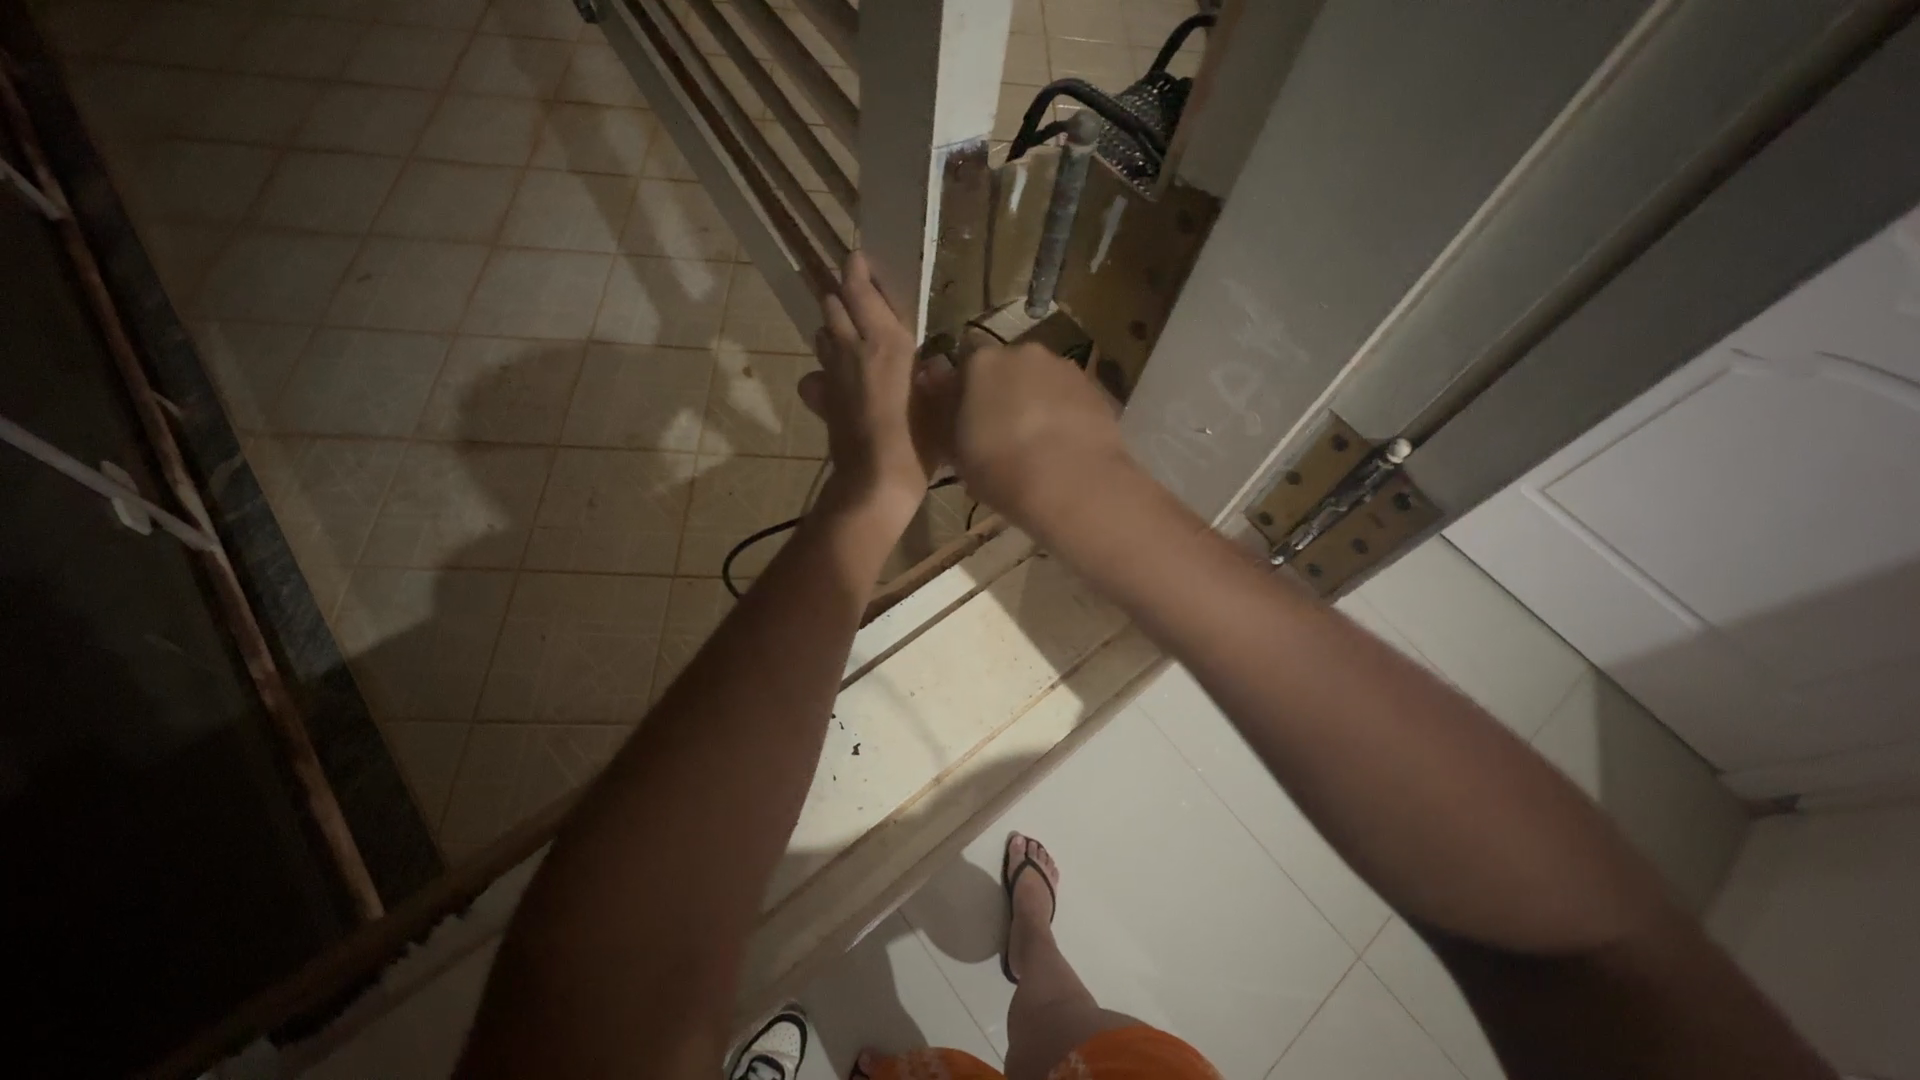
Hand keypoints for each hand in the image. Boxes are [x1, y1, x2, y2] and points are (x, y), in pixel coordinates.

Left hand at [799, 252, 953, 518]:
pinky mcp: (823, 400)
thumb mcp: (941, 404)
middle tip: (857, 294)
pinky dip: (823, 372)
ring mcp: (832, 374)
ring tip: (850, 334)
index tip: (858, 258)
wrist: (877, 481)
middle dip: (842, 296)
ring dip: (832, 329)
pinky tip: (835, 382)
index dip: (857, 271)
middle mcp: (853, 349)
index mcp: (887, 342)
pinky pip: (816, 374)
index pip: (862, 292)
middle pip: (833, 306)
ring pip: (822, 335)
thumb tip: (931, 365)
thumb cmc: (919, 441)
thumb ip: (935, 378)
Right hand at [949, 341, 1130, 524]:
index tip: (962, 423)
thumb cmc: (1001, 467)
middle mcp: (1023, 352)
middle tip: (998, 434)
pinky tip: (1061, 446)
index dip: (960, 396)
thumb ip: (942, 417)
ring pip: (1039, 381)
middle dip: (1000, 394)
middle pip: (1004, 369)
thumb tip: (935, 393)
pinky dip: (1062, 414)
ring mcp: (1064, 368)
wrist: (1073, 483)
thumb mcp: (955, 451)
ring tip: (1035, 444)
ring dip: (1034, 402)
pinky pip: (1068, 398)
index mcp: (981, 361)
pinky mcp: (1096, 389)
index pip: (961, 368)